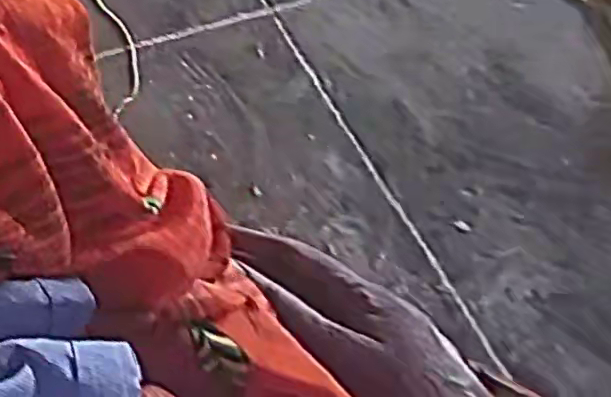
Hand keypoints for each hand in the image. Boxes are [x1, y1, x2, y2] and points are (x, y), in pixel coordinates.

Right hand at [230, 226, 492, 396]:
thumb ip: (287, 307)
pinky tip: (270, 330)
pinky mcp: (387, 368)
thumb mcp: (341, 347)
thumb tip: (230, 266)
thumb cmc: (407, 391)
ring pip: (312, 305)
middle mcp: (377, 311)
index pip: (295, 253)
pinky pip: (323, 330)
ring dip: (271, 297)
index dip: (248, 238)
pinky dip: (290, 322)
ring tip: (228, 293)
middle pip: (303, 278)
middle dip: (255, 267)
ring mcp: (386, 341)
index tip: (203, 229)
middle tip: (205, 262)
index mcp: (369, 296)